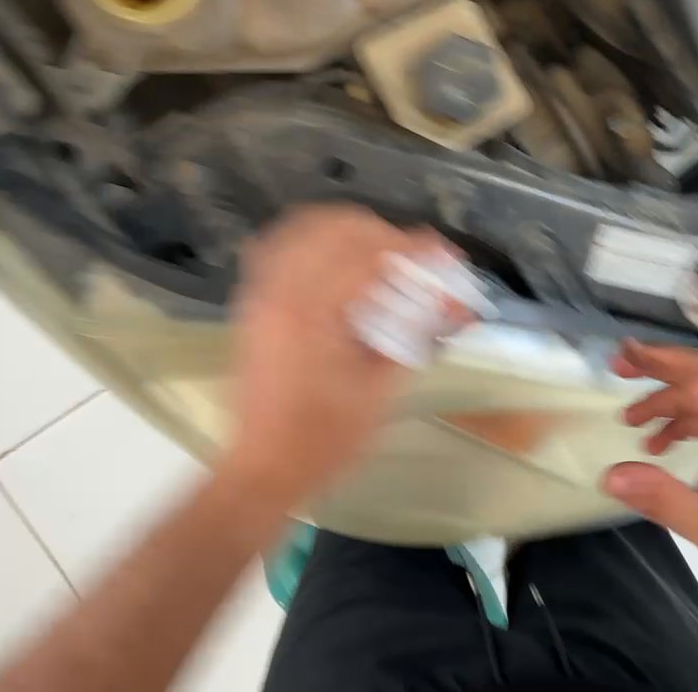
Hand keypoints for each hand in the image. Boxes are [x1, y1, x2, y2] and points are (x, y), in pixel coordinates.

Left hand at [224, 205, 459, 509]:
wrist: (262, 468)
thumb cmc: (325, 438)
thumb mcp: (381, 390)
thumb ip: (412, 337)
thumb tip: (445, 304)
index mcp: (315, 312)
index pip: (370, 254)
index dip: (413, 247)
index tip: (443, 252)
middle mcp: (282, 291)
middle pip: (336, 228)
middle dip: (382, 233)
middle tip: (412, 256)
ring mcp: (261, 294)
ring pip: (304, 228)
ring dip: (348, 231)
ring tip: (378, 250)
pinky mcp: (252, 304)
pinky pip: (280, 248)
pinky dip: (312, 241)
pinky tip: (334, 258)